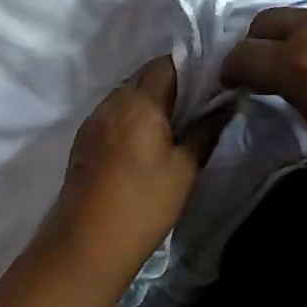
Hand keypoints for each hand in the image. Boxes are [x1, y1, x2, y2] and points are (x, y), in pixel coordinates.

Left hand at [38, 57, 218, 285]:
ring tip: (175, 118)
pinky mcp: (84, 136)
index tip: (213, 77)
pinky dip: (132, 113)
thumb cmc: (143, 204)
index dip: (191, 65)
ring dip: (149, 97)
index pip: (166, 64)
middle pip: (143, 75)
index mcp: (139, 102)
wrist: (87, 241)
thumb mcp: (184, 170)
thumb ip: (203, 132)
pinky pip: (113, 110)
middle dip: (171, 80)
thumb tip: (222, 108)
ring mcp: (94, 118)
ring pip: (126, 92)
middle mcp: (112, 101)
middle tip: (199, 99)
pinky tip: (146, 135)